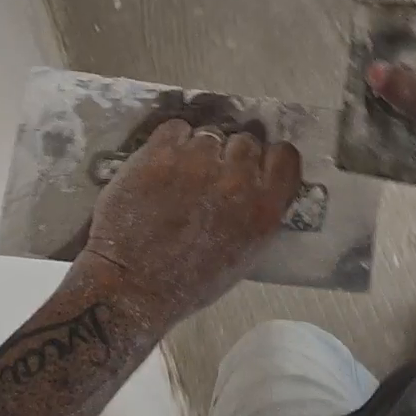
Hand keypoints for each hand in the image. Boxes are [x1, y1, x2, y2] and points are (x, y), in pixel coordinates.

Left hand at [80, 120, 302, 325]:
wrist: (130, 287)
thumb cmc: (189, 282)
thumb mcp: (245, 252)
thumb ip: (258, 210)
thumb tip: (256, 180)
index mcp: (264, 207)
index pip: (285, 155)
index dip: (268, 158)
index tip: (254, 167)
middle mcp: (237, 178)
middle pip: (246, 140)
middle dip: (230, 156)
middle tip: (211, 177)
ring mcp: (198, 161)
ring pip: (210, 133)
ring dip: (199, 150)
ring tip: (181, 175)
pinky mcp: (161, 152)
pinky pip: (176, 128)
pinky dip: (171, 142)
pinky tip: (162, 165)